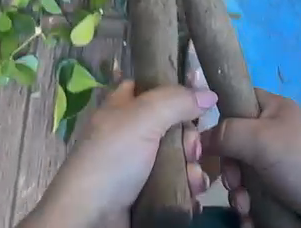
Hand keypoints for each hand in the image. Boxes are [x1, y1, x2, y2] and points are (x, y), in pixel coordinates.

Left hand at [20, 80, 217, 227]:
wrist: (89, 221)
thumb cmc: (112, 158)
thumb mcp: (144, 117)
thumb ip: (177, 100)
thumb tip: (210, 94)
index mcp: (123, 107)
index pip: (151, 86)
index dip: (175, 87)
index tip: (200, 95)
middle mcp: (132, 134)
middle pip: (173, 124)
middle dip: (190, 136)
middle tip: (192, 148)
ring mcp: (140, 167)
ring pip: (179, 156)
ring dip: (193, 165)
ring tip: (193, 178)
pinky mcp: (149, 195)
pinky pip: (178, 184)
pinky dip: (189, 187)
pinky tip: (194, 192)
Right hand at [204, 90, 300, 227]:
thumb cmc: (299, 161)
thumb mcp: (260, 138)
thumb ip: (226, 132)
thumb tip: (197, 139)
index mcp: (272, 108)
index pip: (236, 100)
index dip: (219, 119)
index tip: (209, 143)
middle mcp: (273, 132)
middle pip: (234, 143)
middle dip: (229, 168)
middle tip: (234, 182)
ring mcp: (277, 163)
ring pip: (241, 173)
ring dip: (237, 192)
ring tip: (245, 206)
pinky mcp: (280, 190)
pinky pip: (253, 194)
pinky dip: (248, 207)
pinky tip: (250, 218)